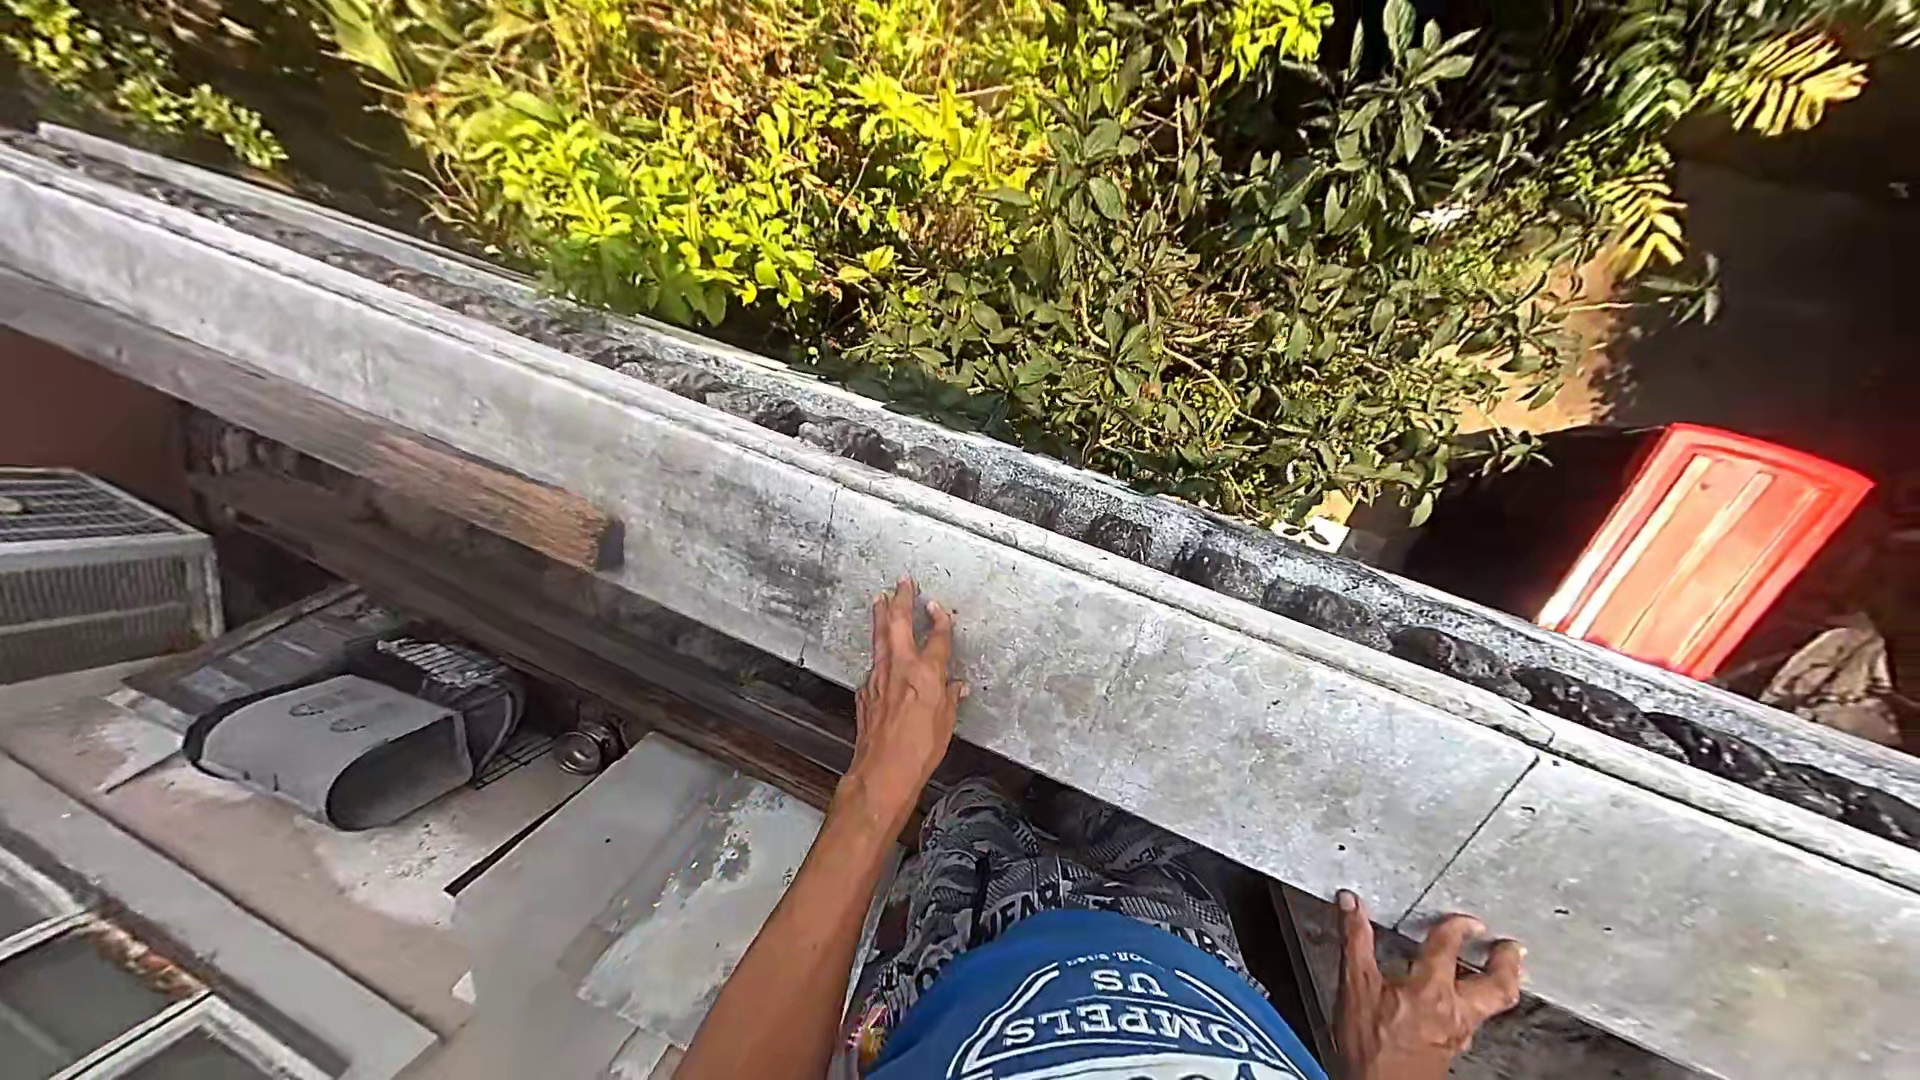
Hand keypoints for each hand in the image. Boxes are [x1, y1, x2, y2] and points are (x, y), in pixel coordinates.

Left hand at [840, 577, 964, 830]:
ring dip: (882, 615)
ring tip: (880, 599)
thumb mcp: (946, 722)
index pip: (937, 637)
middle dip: (902, 599)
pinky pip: (873, 663)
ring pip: (880, 636)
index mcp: (927, 673)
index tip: (937, 608)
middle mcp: (902, 667)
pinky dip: (877, 652)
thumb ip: (950, 698)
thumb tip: (956, 688)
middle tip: (902, 583)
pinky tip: (877, 651)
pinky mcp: (866, 690)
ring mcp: (879, 676)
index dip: (939, 619)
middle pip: (900, 622)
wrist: (884, 769)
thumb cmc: (918, 749)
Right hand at [1334, 890, 1523, 1079]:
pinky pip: (1476, 1019)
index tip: (1463, 917)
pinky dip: (1478, 1000)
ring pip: (1491, 1007)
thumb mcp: (1353, 982)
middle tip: (1512, 947)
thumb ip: (1355, 938)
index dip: (1456, 927)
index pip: (1448, 949)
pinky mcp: (1453, 1047)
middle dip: (1507, 964)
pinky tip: (1463, 999)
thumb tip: (1352, 904)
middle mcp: (1453, 1013)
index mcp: (1429, 991)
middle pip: (1496, 988)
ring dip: (1498, 983)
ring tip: (1500, 970)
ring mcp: (1457, 1034)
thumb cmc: (1368, 1043)